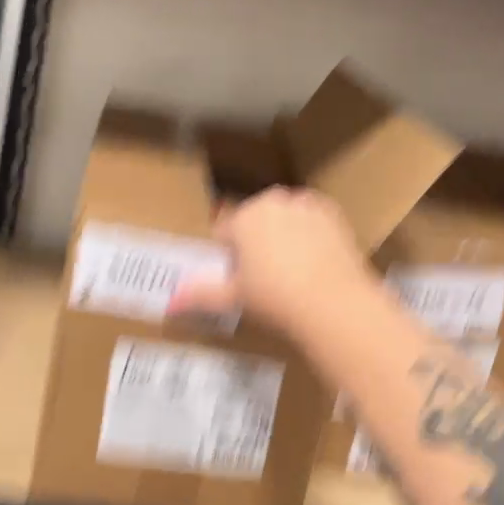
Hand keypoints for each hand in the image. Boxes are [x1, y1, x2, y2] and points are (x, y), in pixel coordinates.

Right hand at [168, 187, 377, 340]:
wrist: (333, 303)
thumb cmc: (275, 298)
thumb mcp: (234, 297)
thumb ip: (200, 294)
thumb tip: (170, 301)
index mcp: (243, 218)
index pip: (226, 233)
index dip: (231, 256)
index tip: (242, 279)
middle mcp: (271, 201)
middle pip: (255, 220)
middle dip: (257, 241)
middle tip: (267, 277)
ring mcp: (303, 204)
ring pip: (284, 217)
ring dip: (284, 233)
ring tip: (294, 270)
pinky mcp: (331, 212)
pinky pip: (312, 218)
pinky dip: (311, 232)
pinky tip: (316, 259)